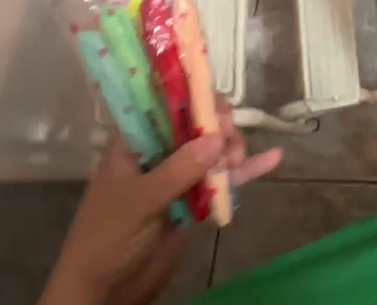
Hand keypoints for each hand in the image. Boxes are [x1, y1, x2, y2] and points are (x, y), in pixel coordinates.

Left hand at [40, 108, 280, 304]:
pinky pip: (223, 178)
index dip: (190, 92)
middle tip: (228, 140)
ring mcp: (178, 174)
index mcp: (134, 142)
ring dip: (232, 146)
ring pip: (213, 146)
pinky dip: (247, 170)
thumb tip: (218, 139)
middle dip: (217, 123)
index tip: (214, 98)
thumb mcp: (139, 202)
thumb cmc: (107, 240)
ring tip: (240, 161)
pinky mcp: (194, 199)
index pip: (162, 101)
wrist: (103, 296)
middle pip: (195, 121)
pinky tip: (273, 158)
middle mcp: (158, 151)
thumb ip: (178, 170)